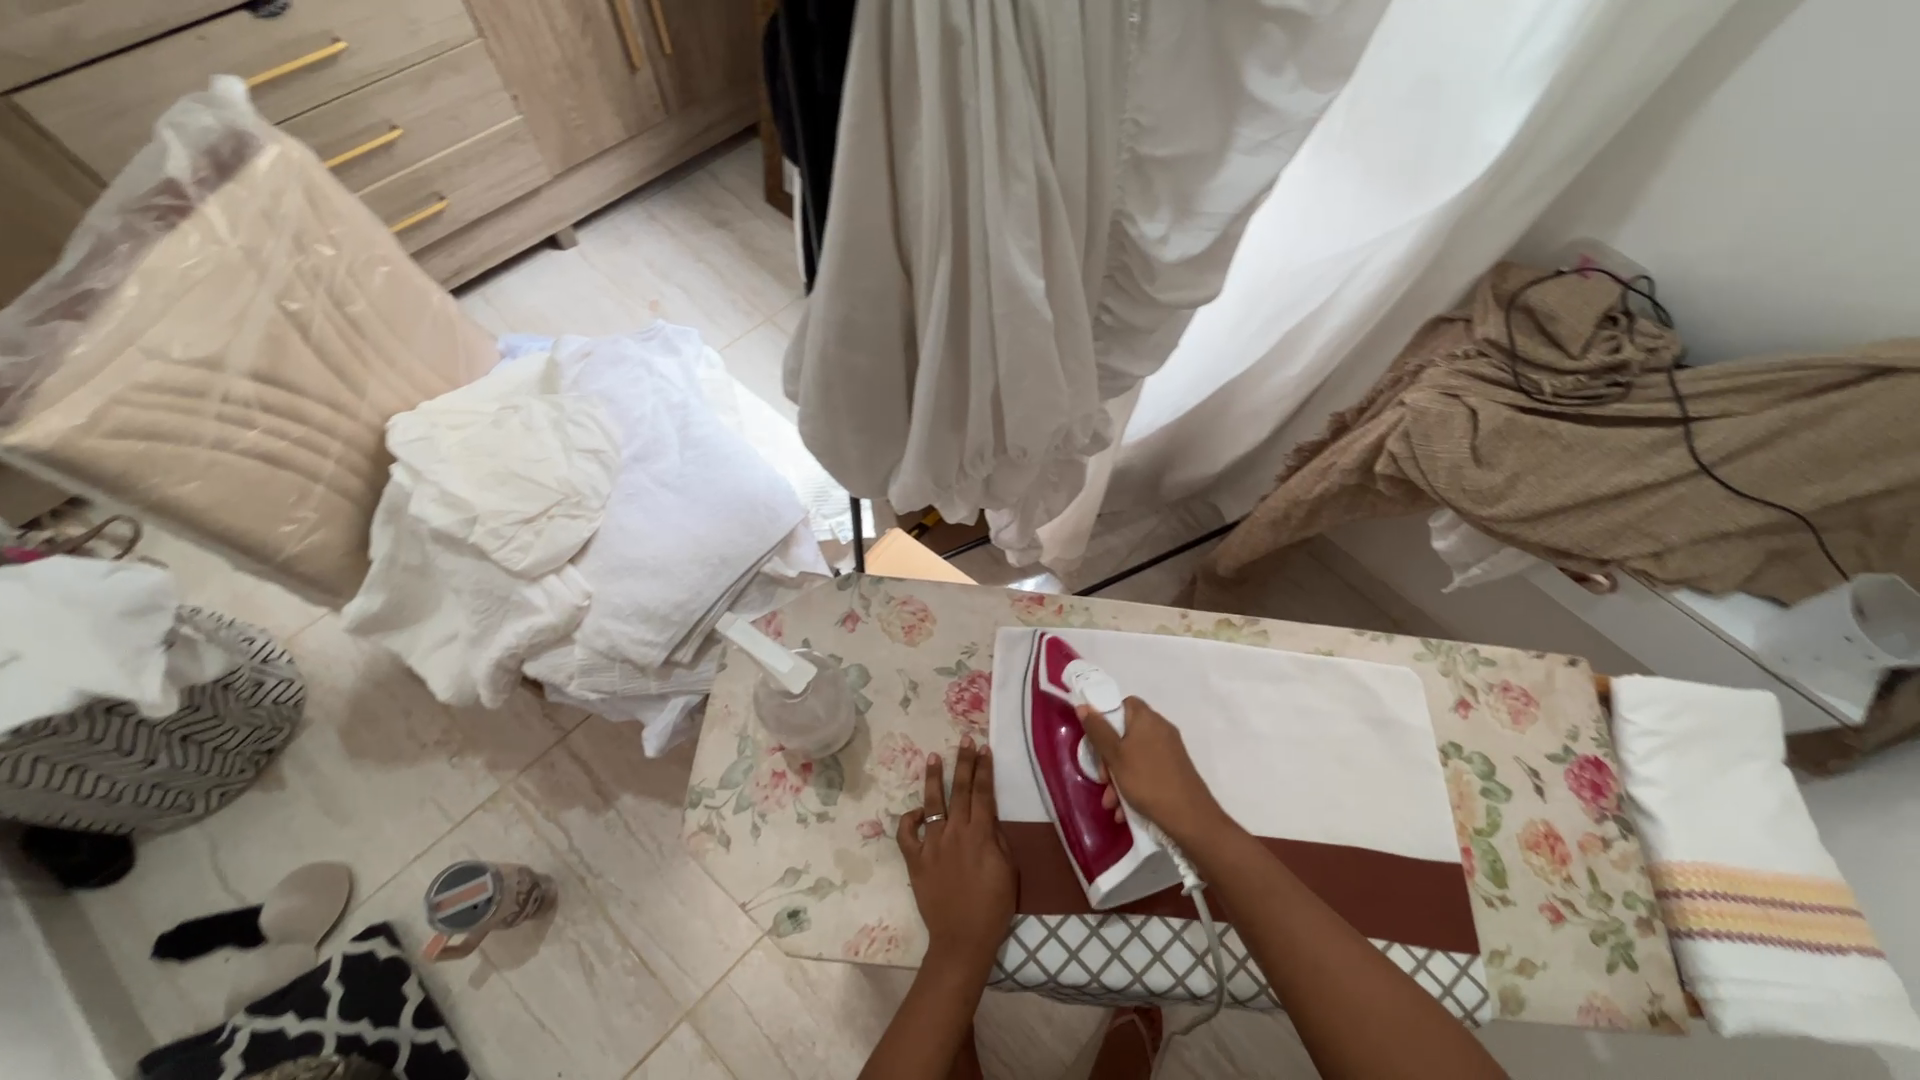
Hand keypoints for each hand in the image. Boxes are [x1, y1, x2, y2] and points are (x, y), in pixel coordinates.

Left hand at [897, 735, 1016, 969]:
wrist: (963, 937)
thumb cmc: (994, 906)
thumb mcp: (1009, 869)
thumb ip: (997, 839)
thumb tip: (989, 818)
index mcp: (980, 834)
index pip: (983, 793)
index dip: (984, 769)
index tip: (984, 749)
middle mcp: (954, 832)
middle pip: (960, 790)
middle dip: (964, 763)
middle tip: (964, 741)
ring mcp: (932, 844)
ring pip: (931, 803)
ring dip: (933, 778)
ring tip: (933, 757)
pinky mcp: (915, 860)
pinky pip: (907, 833)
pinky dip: (910, 819)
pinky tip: (918, 810)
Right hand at [1077, 697, 1228, 845]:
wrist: (1189, 816)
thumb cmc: (1147, 780)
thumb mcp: (1115, 756)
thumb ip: (1098, 730)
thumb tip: (1084, 705)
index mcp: (1146, 718)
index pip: (1124, 704)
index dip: (1107, 718)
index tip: (1097, 740)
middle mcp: (1160, 729)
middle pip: (1126, 733)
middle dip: (1109, 759)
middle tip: (1103, 779)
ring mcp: (1169, 750)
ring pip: (1134, 757)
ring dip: (1118, 778)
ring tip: (1112, 803)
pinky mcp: (1174, 769)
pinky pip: (1146, 771)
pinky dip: (1134, 786)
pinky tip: (1125, 809)